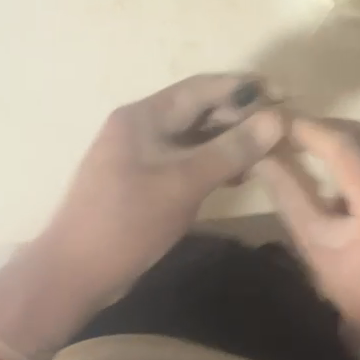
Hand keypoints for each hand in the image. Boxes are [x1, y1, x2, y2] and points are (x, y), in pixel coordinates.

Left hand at [41, 74, 285, 310]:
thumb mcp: (184, 184)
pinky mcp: (144, 181)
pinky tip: (240, 177)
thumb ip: (230, 150)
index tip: (283, 95)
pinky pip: (187, 160)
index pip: (202, 87)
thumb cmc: (127, 222)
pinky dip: (214, 164)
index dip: (244, 88)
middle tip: (282, 130)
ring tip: (269, 153)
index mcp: (144, 116)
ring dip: (231, 142)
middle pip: (200, 110)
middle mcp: (142, 127)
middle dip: (241, 116)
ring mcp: (141, 154)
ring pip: (195, 137)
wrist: (76, 271)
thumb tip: (275, 120)